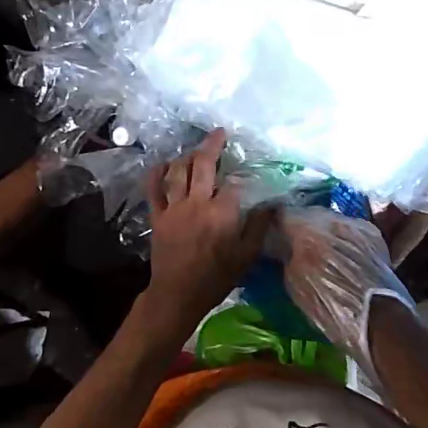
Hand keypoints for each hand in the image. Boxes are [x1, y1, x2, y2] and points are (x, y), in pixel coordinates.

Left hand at [144, 130, 273, 329]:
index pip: (234, 183)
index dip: (242, 174)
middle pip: (203, 165)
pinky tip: (163, 163)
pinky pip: (153, 188)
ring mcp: (174, 208)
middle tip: (219, 133)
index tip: (247, 170)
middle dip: (212, 145)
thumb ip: (259, 227)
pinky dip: (156, 173)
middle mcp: (197, 203)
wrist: (178, 294)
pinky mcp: (157, 216)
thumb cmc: (216, 278)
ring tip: (196, 150)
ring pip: (178, 171)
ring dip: (187, 156)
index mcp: (221, 213)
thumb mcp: (246, 256)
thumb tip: (273, 205)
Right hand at [277, 207, 415, 371]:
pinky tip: (341, 252)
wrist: (378, 317)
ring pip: (329, 219)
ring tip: (318, 248)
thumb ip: (285, 257)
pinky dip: (341, 236)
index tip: (269, 234)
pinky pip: (349, 227)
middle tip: (291, 242)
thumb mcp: (294, 284)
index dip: (273, 223)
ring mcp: (354, 223)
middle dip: (298, 226)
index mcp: (305, 231)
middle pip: (307, 214)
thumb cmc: (330, 306)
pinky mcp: (372, 233)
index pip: (281, 214)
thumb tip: (280, 246)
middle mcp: (330, 219)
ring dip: (321, 230)